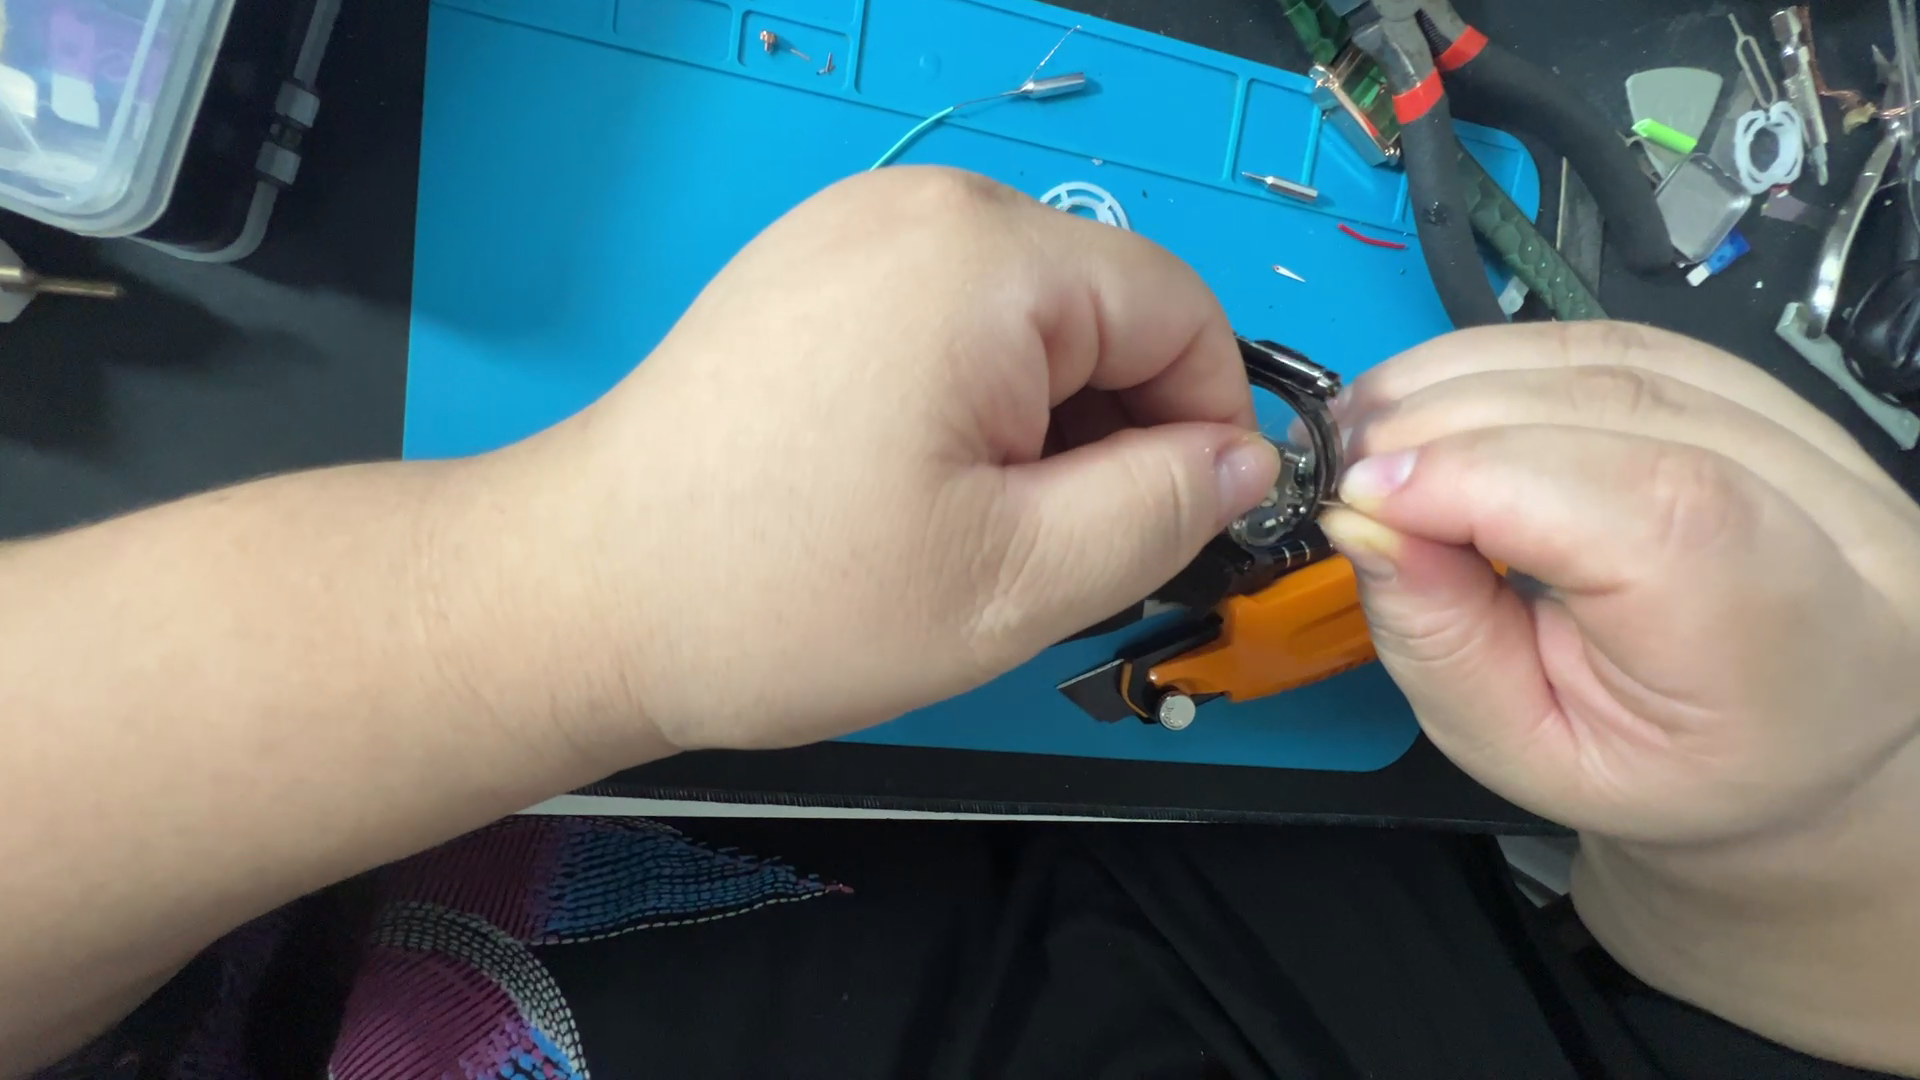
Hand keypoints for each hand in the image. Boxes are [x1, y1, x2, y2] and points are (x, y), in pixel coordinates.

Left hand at [477, 167, 1279, 752]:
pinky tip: (914, 484)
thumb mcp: (1022, 580)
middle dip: (1112, 433)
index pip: (1179, 310)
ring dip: (1041, 430)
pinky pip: (948, 330)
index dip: (1206, 422)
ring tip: (974, 524)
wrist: (583, 600)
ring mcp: (851, 236)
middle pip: (1099, 315)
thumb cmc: (797, 600)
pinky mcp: (809, 281)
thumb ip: (1165, 510)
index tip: (1178, 520)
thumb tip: (1239, 461)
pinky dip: (972, 408)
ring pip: (1025, 330)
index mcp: (985, 259)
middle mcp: (919, 212)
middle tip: (1055, 545)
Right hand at [1318, 321, 1919, 845]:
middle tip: (1339, 463)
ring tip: (1363, 427)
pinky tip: (1423, 400)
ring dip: (1451, 377)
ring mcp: (1814, 441)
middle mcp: (1835, 524)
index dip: (1485, 477)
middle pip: (1622, 406)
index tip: (1358, 496)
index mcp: (1782, 652)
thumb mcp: (1509, 740)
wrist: (1780, 741)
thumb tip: (1357, 518)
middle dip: (1440, 421)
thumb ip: (1433, 637)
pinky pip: (1611, 343)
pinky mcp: (1761, 400)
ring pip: (1611, 355)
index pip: (1656, 513)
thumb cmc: (1638, 764)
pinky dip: (1490, 361)